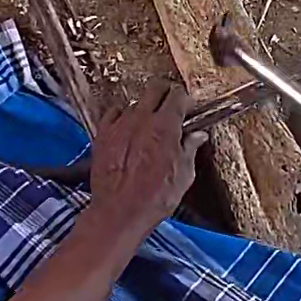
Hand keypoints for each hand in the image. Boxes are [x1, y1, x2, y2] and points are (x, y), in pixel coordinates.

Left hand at [85, 82, 207, 241]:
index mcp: (166, 126)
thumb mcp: (184, 175)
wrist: (119, 212)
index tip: (187, 107)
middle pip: (155, 88)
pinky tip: (126, 128)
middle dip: (165, 93)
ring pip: (135, 102)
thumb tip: (197, 135)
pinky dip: (121, 116)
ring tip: (148, 124)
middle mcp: (142, 118)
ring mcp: (120, 124)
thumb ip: (190, 149)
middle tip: (170, 106)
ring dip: (144, 108)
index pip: (178, 95)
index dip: (185, 99)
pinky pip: (113, 113)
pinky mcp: (103, 134)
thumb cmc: (154, 198)